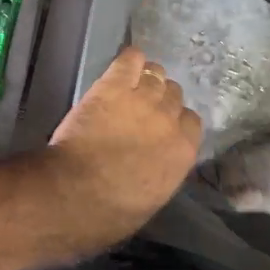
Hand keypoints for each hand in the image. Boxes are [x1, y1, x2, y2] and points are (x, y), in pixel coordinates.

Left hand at [45, 46, 203, 236]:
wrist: (78, 190)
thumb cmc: (111, 210)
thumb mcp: (150, 198)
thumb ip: (160, 173)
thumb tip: (152, 168)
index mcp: (183, 153)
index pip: (191, 123)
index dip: (175, 120)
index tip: (162, 123)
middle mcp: (169, 121)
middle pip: (173, 96)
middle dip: (160, 98)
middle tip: (142, 103)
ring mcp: (142, 99)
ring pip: (155, 76)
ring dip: (147, 77)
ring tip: (134, 81)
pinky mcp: (113, 86)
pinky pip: (129, 61)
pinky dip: (130, 58)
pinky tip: (127, 59)